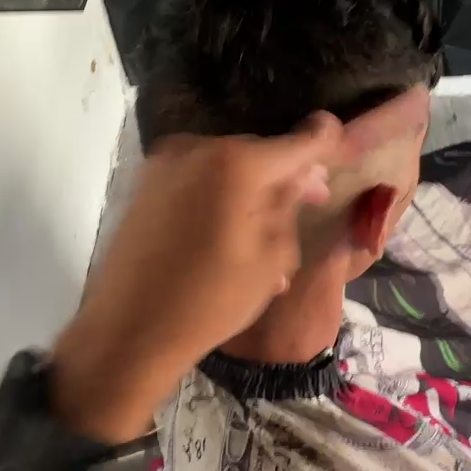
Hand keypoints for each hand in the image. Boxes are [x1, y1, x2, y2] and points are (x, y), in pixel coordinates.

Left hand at [49, 113, 340, 441]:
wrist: (128, 331)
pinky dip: (222, 197)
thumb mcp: (271, 258)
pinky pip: (199, 180)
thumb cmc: (210, 301)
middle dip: (287, 174)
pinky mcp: (145, 184)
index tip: (342, 139)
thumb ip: (290, 205)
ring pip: (227, 168)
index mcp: (238, 164)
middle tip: (313, 200)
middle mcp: (199, 149)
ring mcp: (166, 164)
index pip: (299, 140)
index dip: (326, 139)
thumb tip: (303, 176)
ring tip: (273, 233)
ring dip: (254, 191)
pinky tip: (236, 232)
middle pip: (259, 153)